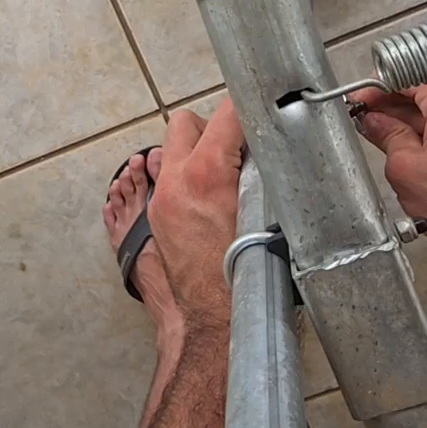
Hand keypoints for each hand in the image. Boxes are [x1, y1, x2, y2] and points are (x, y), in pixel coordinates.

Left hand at [148, 100, 244, 333]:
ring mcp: (160, 197)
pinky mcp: (156, 215)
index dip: (248, 109)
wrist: (218, 319)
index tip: (261, 113)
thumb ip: (264, 171)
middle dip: (214, 127)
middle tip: (240, 147)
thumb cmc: (250, 273)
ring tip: (226, 173)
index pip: (226, 113)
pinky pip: (168, 177)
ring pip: (172, 148)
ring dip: (197, 151)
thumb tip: (266, 145)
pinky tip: (212, 197)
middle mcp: (175, 179)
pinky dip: (187, 175)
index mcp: (206, 174)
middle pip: (186, 122)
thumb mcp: (270, 213)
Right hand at [352, 82, 426, 262]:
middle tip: (363, 116)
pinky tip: (401, 146)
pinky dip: (424, 134)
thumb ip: (386, 134)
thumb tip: (372, 121)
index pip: (410, 80)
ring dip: (406, 121)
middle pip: (424, 94)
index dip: (380, 89)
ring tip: (376, 134)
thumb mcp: (404, 165)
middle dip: (391, 106)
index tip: (361, 98)